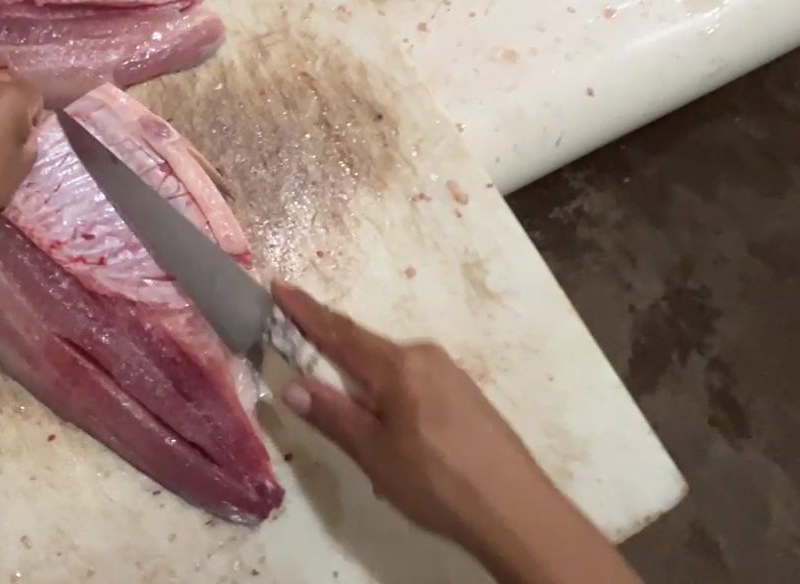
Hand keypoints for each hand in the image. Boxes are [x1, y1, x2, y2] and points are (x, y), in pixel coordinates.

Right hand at [272, 283, 565, 557]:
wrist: (521, 514)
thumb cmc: (439, 483)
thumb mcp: (375, 454)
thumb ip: (331, 415)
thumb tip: (290, 384)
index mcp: (396, 366)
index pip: (338, 331)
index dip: (305, 311)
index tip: (278, 286)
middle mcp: (422, 356)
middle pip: (363, 345)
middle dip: (331, 346)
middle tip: (300, 346)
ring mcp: (448, 372)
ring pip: (389, 364)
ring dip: (362, 375)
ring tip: (350, 409)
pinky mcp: (464, 392)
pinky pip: (412, 377)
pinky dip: (389, 387)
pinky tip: (391, 421)